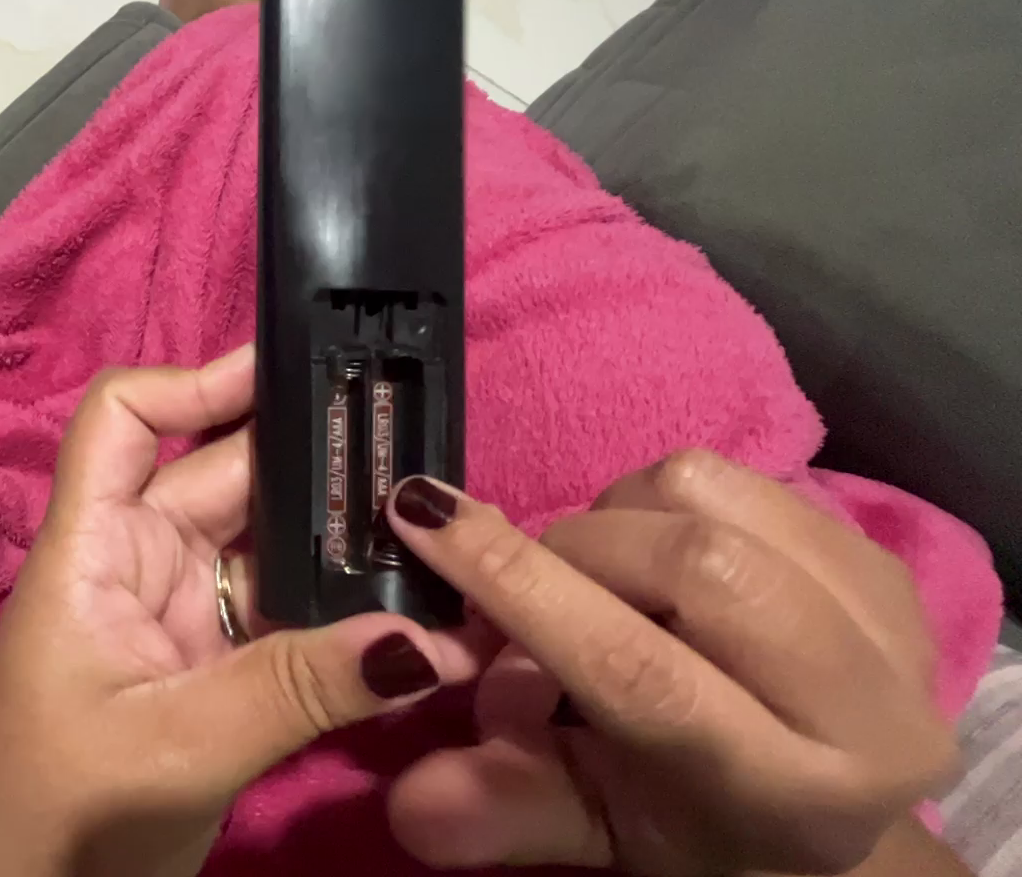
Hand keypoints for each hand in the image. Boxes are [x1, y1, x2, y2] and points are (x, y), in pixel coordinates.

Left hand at [0, 346, 474, 876]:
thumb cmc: (60, 813)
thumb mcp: (176, 748)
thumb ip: (295, 691)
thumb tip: (426, 642)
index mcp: (93, 543)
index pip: (121, 417)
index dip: (190, 382)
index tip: (282, 375)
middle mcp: (134, 550)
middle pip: (215, 465)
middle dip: (302, 447)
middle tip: (404, 432)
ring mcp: (175, 597)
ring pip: (257, 528)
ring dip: (330, 518)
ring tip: (423, 504)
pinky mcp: (207, 645)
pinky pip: (276, 593)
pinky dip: (331, 587)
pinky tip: (399, 584)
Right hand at [382, 451, 960, 876]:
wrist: (818, 791)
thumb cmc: (683, 811)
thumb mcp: (585, 819)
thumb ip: (496, 805)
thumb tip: (403, 806)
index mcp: (779, 786)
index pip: (635, 667)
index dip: (512, 580)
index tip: (418, 512)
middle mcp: (864, 702)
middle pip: (687, 561)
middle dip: (565, 549)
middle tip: (527, 581)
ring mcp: (888, 615)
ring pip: (699, 494)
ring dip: (610, 518)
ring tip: (599, 573)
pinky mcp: (875, 554)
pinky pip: (727, 473)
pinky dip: (653, 497)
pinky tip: (653, 551)